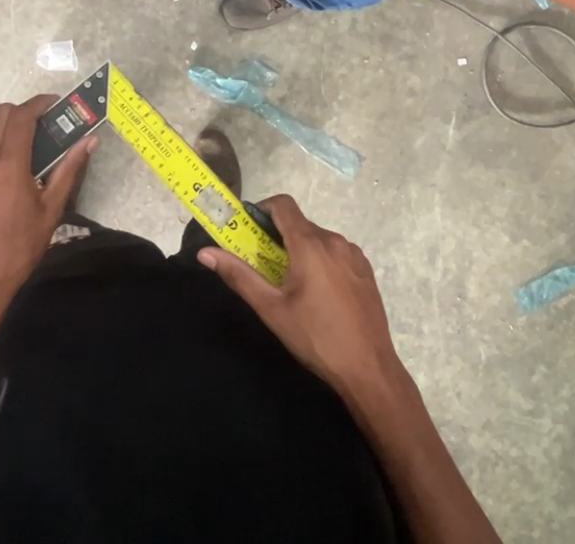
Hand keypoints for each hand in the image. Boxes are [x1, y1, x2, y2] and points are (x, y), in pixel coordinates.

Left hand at [0, 96, 95, 304]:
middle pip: (1, 116)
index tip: (55, 104)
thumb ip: (69, 170)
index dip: (40, 103)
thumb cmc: (18, 248)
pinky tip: (7, 179)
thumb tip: (88, 141)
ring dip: (9, 134)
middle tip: (45, 125)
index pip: (21, 115)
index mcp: (8, 164)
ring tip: (29, 156)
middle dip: (24, 113)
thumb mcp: (50, 210)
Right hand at [199, 194, 400, 393]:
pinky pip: (336, 253)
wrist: (369, 369)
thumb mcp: (271, 308)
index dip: (262, 210)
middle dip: (277, 237)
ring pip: (318, 239)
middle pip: (299, 224)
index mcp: (310, 245)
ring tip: (290, 284)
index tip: (248, 231)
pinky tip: (318, 293)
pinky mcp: (366, 270)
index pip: (283, 205)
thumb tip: (205, 253)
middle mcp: (334, 241)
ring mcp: (354, 255)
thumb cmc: (315, 338)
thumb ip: (238, 275)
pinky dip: (320, 261)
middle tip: (263, 266)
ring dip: (299, 250)